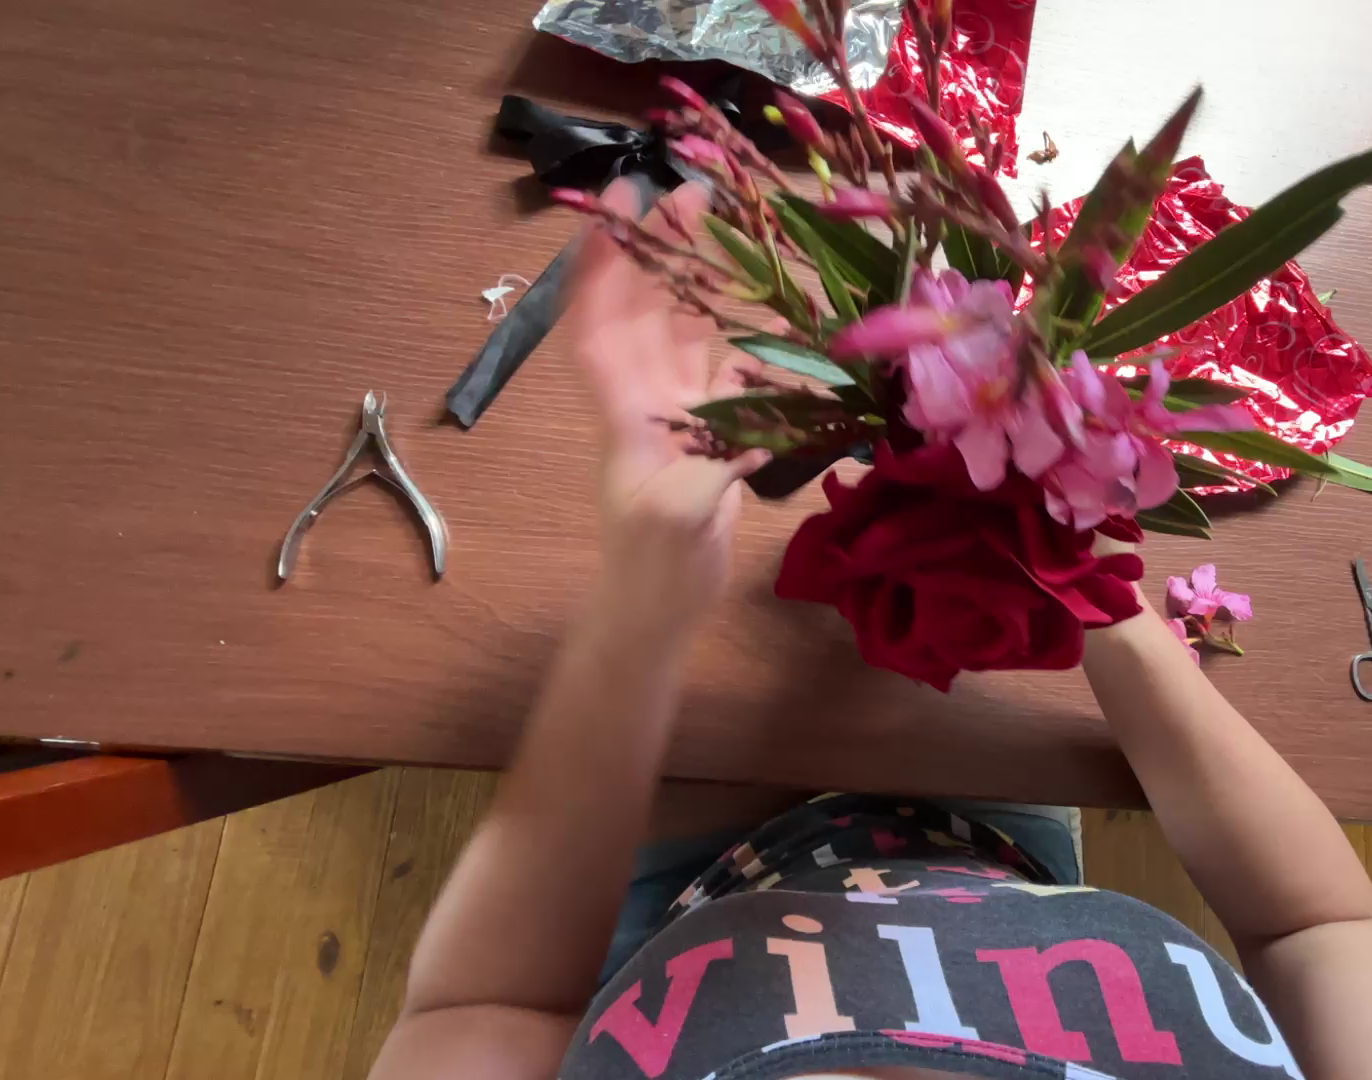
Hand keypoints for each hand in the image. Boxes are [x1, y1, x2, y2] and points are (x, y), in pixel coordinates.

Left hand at [571, 178, 769, 628]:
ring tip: (732, 240)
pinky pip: (727, 378)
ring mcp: (680, 417)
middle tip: (693, 200)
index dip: (602, 267)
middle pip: (648, 314)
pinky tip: (772, 324)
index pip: (600, 326)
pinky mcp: (711, 437)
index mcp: (625, 414)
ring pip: (687, 338)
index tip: (617, 209)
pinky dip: (746, 348)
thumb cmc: (652, 569)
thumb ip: (708, 477)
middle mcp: (647, 402)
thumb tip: (754, 441)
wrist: (660, 606)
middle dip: (663, 257)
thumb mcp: (675, 523)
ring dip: (704, 291)